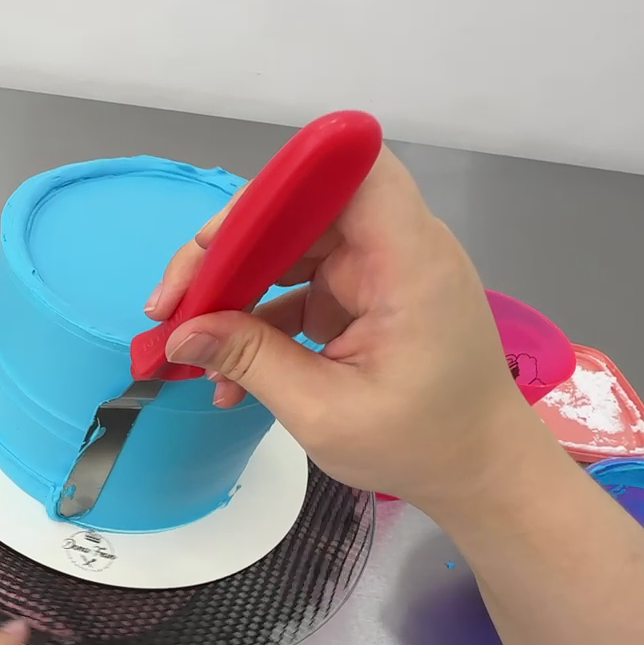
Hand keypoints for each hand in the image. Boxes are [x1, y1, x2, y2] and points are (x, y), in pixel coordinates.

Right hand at [146, 146, 558, 513]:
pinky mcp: (358, 300)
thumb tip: (180, 334)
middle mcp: (391, 252)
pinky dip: (254, 325)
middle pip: (297, 213)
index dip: (282, 185)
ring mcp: (372, 275)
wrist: (473, 470)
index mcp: (406, 264)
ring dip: (230, 293)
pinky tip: (224, 373)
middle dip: (226, 254)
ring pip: (285, 253)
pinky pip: (293, 293)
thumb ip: (251, 362)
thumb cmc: (417, 445)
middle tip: (170, 306)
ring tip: (185, 343)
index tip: (216, 241)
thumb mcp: (322, 411)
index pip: (353, 174)